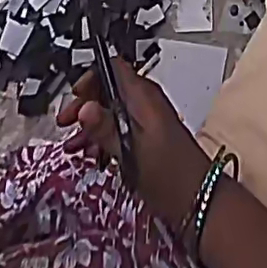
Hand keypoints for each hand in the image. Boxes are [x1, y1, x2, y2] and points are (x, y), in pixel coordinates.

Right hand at [58, 58, 212, 228]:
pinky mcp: (149, 137)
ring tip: (75, 146)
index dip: (90, 77)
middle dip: (85, 104)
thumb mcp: (130, 151)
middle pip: (109, 89)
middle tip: (67, 123)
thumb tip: (83, 107)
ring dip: (92, 125)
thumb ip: (105, 128)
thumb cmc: (169, 173)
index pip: (113, 68)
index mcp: (142, 96)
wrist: (199, 200)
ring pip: (113, 110)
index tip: (74, 96)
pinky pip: (122, 127)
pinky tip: (95, 156)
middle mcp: (145, 102)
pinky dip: (105, 138)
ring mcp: (148, 119)